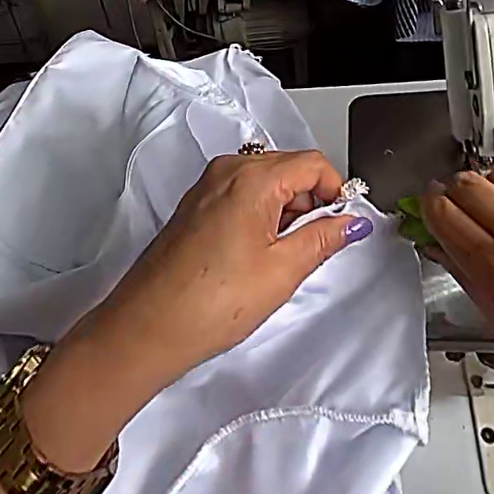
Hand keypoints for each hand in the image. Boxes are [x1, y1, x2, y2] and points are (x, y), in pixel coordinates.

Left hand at [71, 149, 370, 388]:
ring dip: (288, 207)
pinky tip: (262, 250)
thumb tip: (349, 223)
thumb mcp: (282, 271)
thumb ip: (324, 238)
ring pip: (268, 179)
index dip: (336, 190)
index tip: (343, 218)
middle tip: (321, 239)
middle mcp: (226, 172)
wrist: (144, 330)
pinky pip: (244, 191)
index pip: (313, 163)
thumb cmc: (200, 304)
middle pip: (290, 166)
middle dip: (313, 198)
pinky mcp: (198, 204)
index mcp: (250, 179)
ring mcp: (209, 186)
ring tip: (287, 252)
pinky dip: (264, 211)